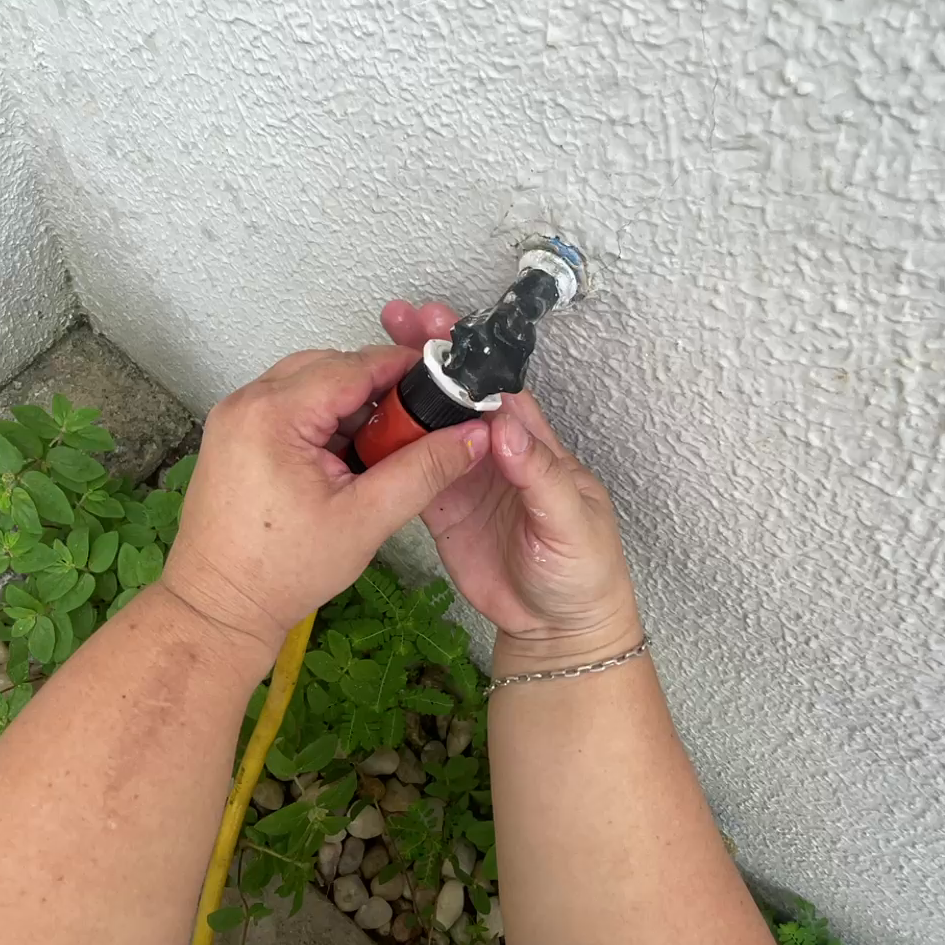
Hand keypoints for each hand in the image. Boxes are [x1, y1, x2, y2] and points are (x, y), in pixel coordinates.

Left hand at [159, 346, 490, 671]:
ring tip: (380, 445)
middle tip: (413, 424)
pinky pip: (286, 405)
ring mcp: (233, 417)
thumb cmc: (286, 570)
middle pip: (327, 367)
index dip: (402, 369)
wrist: (218, 606)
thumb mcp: (365, 520)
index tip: (442, 383)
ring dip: (347, 404)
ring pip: (306, 383)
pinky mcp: (232, 435)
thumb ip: (423, 471)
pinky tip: (343, 455)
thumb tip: (473, 437)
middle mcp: (246, 402)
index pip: (351, 366)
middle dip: (375, 388)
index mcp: (273, 413)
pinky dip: (320, 418)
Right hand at [380, 301, 642, 673]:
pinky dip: (387, 451)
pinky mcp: (440, 507)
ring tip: (367, 364)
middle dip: (428, 357)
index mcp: (532, 444)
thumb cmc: (581, 568)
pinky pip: (410, 472)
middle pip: (456, 396)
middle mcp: (493, 452)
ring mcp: (463, 478)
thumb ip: (540, 476)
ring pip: (427, 428)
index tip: (441, 325)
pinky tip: (362, 428)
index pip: (498, 388)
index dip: (469, 356)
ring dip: (401, 395)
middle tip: (396, 320)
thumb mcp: (571, 522)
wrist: (553, 624)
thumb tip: (506, 428)